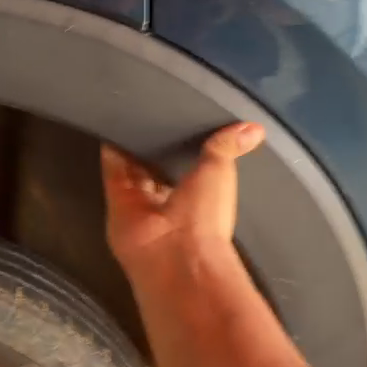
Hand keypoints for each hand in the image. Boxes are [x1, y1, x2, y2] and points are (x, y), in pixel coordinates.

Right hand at [102, 122, 264, 277]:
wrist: (172, 253)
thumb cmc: (205, 216)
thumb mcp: (222, 172)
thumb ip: (227, 147)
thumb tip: (254, 129)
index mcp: (196, 193)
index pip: (186, 164)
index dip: (182, 143)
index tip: (181, 118)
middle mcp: (166, 198)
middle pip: (155, 166)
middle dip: (153, 143)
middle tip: (153, 112)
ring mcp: (139, 200)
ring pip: (131, 167)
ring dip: (131, 145)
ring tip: (133, 114)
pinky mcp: (117, 199)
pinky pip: (113, 171)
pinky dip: (112, 151)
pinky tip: (115, 127)